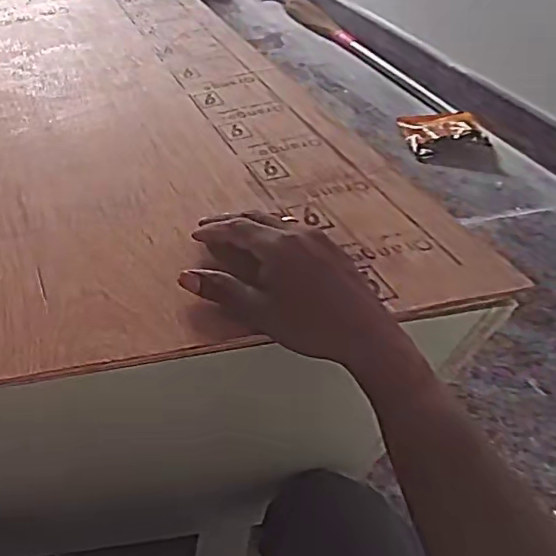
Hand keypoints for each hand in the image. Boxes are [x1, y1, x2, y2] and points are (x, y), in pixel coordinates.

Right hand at [179, 212, 415, 371]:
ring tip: (236, 231)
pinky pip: (295, 228)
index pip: (235, 228)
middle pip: (255, 218)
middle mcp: (298, 235)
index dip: (212, 231)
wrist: (369, 337)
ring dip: (251, 223)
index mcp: (276, 245)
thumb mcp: (258, 310)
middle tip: (209, 226)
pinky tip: (274, 243)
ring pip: (276, 221)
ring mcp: (320, 240)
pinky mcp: (334, 250)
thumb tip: (186, 277)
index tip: (196, 235)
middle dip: (228, 221)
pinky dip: (273, 229)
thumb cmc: (310, 325)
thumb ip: (221, 289)